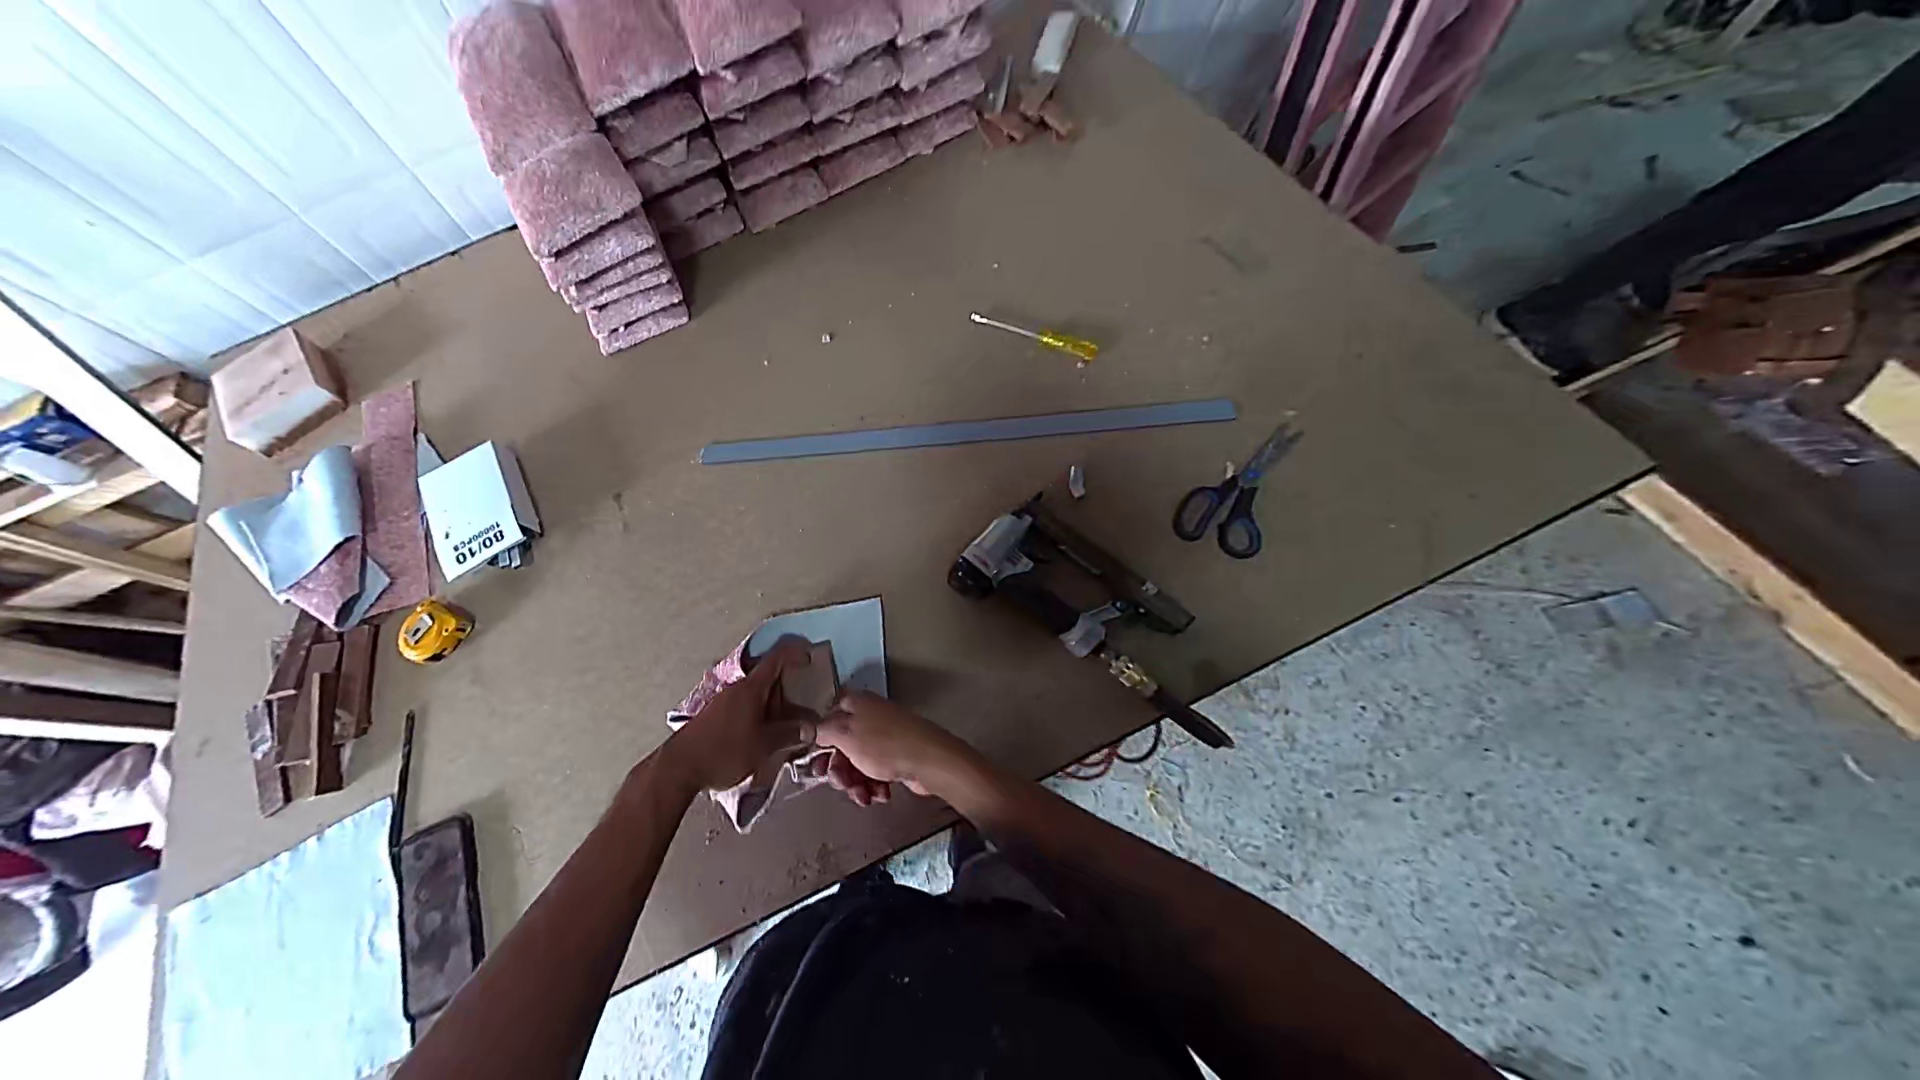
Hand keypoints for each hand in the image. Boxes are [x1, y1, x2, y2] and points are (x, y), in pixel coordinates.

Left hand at [664, 639, 815, 793]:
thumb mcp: (764, 746)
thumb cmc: (724, 752)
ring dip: (773, 707)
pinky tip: (763, 737)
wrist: (677, 770)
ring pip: (756, 697)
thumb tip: (810, 728)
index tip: (810, 658)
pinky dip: (759, 716)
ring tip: (786, 728)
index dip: (795, 654)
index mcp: (750, 689)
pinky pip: (744, 708)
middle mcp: (736, 690)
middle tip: (803, 710)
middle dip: (787, 691)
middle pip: (768, 680)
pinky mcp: (714, 718)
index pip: (776, 659)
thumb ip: (790, 734)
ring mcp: (723, 703)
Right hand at [815, 691, 981, 800]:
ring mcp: (884, 737)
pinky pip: (875, 771)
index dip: (820, 743)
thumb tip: (813, 728)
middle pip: (842, 746)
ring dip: (857, 784)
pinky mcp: (897, 755)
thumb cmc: (883, 745)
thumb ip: (823, 729)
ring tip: (865, 797)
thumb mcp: (845, 733)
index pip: (828, 718)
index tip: (818, 765)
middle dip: (840, 771)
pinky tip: (880, 795)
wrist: (930, 760)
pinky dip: (874, 785)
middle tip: (844, 786)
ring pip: (857, 763)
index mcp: (856, 704)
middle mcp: (869, 716)